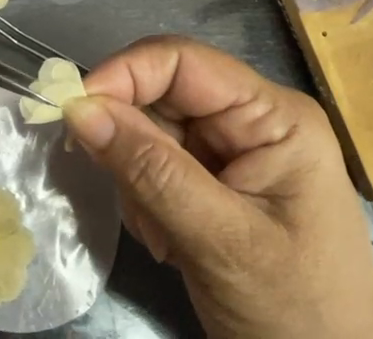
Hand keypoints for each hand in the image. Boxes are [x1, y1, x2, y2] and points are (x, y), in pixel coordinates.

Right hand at [63, 36, 372, 338]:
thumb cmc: (297, 310)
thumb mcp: (222, 242)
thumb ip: (151, 171)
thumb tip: (78, 108)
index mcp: (273, 116)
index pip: (181, 62)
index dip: (124, 74)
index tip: (75, 112)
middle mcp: (252, 119)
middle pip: (160, 94)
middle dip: (131, 142)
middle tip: (127, 197)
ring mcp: (232, 149)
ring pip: (149, 129)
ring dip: (136, 179)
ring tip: (161, 236)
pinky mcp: (214, 179)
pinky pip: (153, 162)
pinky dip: (143, 197)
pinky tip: (167, 240)